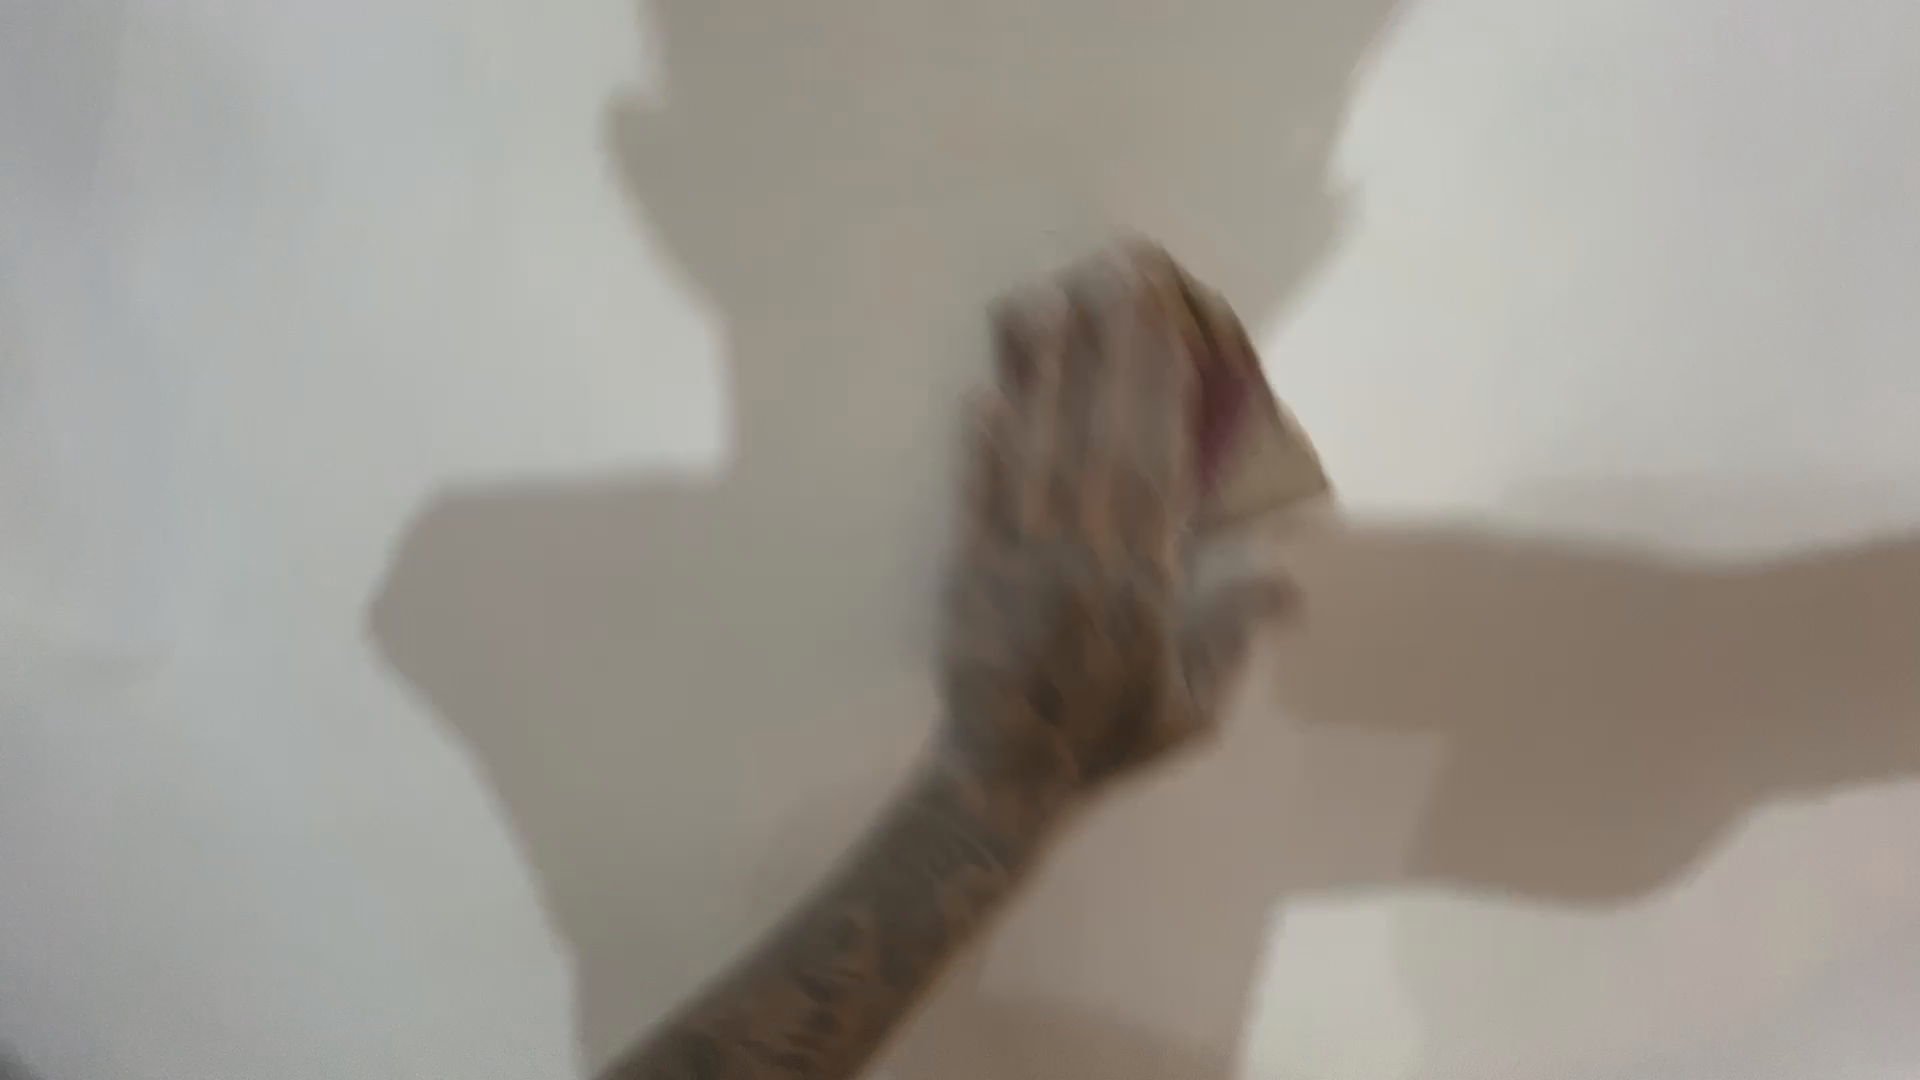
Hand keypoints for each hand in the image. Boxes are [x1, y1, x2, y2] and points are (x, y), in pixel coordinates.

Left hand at [938, 249, 1292, 802]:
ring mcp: (1017, 556)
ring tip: (1047, 306)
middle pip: (1099, 437)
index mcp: (1141, 580)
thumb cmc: (1109, 738)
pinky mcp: (967, 569)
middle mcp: (1081, 552)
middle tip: (1110, 273)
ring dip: (1044, 378)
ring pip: (1036, 454)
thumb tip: (1292, 577)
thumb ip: (1235, 635)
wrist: (1009, 773)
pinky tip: (981, 394)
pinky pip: (976, 498)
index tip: (1166, 324)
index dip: (1160, 389)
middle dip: (1108, 353)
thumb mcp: (1194, 707)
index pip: (1157, 464)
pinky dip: (978, 446)